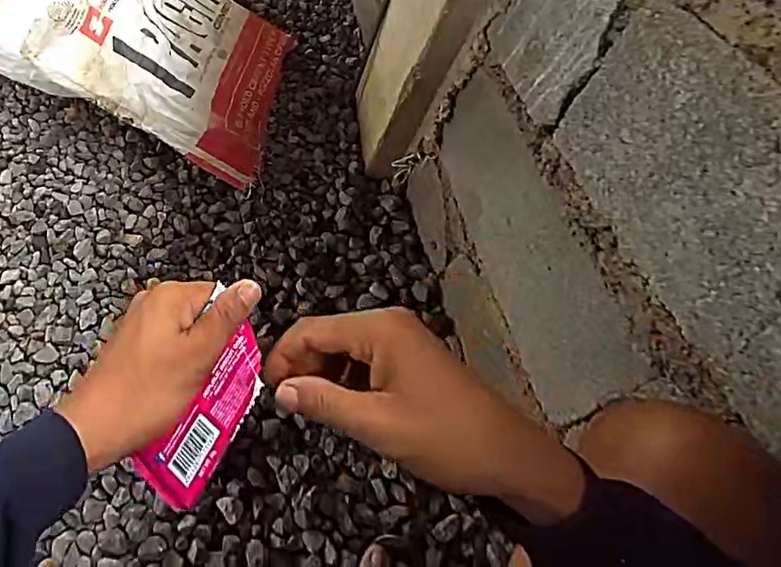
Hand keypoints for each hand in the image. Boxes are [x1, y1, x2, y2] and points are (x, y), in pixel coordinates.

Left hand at [56, 279, 260, 472]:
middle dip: (212, 349)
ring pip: (185, 338)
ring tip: (192, 390)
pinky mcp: (133, 346)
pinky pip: (167, 352)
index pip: (218, 296)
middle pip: (201, 317)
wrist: (96, 426)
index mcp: (168, 296)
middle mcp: (151, 303)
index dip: (230, 328)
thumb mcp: (198, 355)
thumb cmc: (144, 394)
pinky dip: (176, 370)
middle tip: (209, 376)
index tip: (228, 355)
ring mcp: (140, 324)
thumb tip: (249, 286)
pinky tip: (174, 394)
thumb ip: (226, 318)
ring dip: (196, 364)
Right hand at [264, 308, 583, 523]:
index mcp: (379, 328)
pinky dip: (345, 377)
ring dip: (322, 372)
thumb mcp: (380, 425)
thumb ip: (325, 403)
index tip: (266, 386)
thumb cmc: (450, 439)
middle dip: (302, 365)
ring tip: (310, 406)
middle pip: (325, 334)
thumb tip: (282, 391)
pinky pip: (362, 357)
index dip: (283, 356)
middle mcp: (387, 322)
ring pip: (342, 346)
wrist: (514, 458)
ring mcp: (399, 336)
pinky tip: (341, 402)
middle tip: (286, 400)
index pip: (312, 329)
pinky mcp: (408, 354)